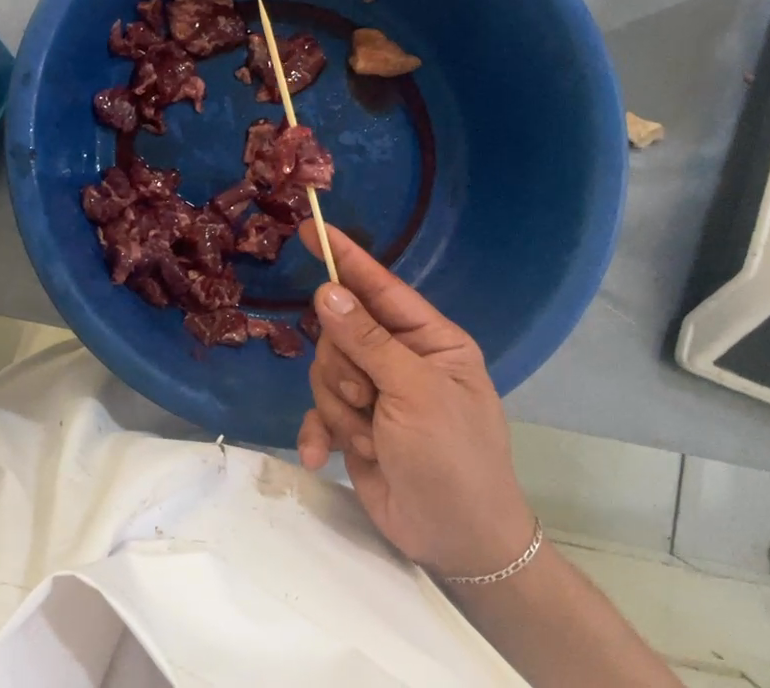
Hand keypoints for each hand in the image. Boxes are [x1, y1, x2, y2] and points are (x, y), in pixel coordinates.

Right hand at [295, 222, 537, 579]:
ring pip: (324, 372)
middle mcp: (401, 361)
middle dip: (345, 369)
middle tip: (368, 398)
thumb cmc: (453, 458)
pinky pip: (318, 412)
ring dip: (339, 408)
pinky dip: (320, 434)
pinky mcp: (355, 427)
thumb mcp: (415, 393)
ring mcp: (376, 395)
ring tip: (371, 438)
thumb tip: (328, 291)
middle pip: (340, 333)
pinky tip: (324, 455)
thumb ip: (367, 340)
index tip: (311, 228)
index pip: (381, 289)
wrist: (458, 542)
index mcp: (431, 342)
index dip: (345, 259)